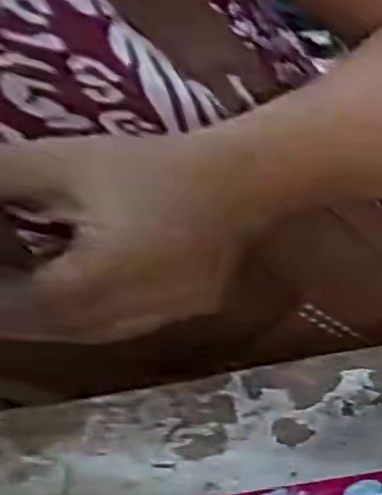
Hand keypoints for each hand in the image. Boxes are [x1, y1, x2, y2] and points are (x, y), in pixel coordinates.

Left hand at [0, 133, 270, 342]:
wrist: (246, 185)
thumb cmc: (154, 168)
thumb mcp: (48, 165)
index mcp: (123, 269)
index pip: (36, 303)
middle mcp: (158, 302)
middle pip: (64, 326)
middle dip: (10, 307)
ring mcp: (180, 310)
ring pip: (94, 329)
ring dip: (46, 311)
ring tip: (14, 272)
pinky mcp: (191, 307)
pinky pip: (125, 322)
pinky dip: (83, 309)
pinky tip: (64, 277)